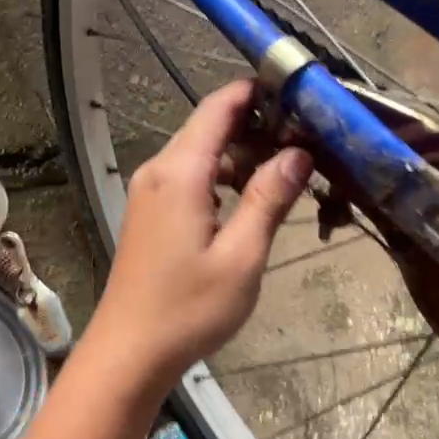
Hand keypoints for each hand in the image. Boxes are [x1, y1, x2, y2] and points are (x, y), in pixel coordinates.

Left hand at [86, 80, 315, 390]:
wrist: (130, 348)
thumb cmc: (189, 306)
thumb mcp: (242, 255)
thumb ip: (268, 199)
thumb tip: (298, 152)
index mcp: (179, 172)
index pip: (216, 108)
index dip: (254, 91)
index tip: (297, 91)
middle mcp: (158, 170)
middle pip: (207, 127)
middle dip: (255, 122)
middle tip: (308, 133)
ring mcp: (148, 190)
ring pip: (198, 152)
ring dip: (239, 152)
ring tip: (290, 164)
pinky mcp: (149, 211)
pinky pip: (187, 176)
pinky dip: (219, 174)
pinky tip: (250, 195)